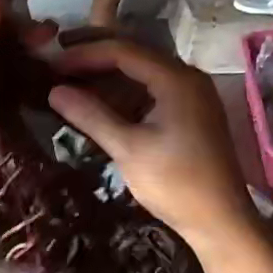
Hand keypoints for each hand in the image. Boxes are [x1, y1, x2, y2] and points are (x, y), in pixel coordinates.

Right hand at [47, 37, 255, 245]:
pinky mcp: (187, 114)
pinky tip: (97, 103)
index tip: (53, 63)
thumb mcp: (128, 148)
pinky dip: (121, 94)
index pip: (124, 51)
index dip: (85, 54)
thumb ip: (91, 115)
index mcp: (176, 79)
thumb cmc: (176, 183)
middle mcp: (186, 78)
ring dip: (106, 76)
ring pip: (140, 74)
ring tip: (70, 81)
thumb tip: (54, 91)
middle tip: (57, 63)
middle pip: (134, 55)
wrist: (219, 221)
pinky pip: (149, 91)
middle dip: (94, 57)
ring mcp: (189, 96)